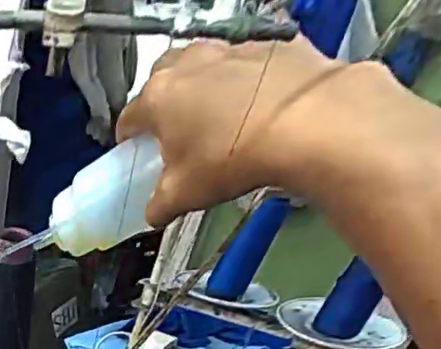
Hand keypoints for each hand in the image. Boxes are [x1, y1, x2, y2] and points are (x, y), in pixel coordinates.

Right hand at [117, 37, 367, 225]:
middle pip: (163, 77)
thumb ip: (158, 205)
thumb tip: (157, 211)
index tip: (136, 151)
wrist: (312, 124)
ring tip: (214, 119)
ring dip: (202, 87)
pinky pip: (249, 63)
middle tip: (172, 130)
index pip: (128, 117)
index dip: (129, 139)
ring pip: (205, 64)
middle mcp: (193, 64)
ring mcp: (236, 50)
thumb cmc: (236, 154)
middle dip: (162, 100)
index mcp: (159, 97)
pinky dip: (244, 81)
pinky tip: (252, 109)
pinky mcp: (276, 46)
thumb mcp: (180, 196)